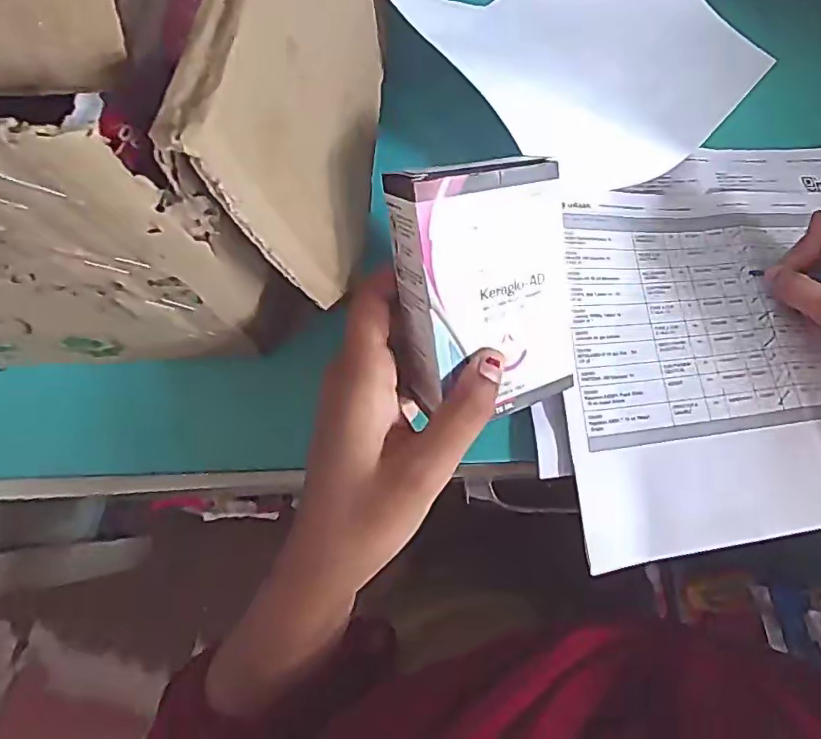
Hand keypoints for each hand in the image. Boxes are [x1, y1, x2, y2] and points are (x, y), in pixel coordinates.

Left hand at [207, 270, 501, 718]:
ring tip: (480, 315)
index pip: (371, 302)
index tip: (446, 255)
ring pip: (394, 340)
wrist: (324, 565)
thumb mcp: (426, 468)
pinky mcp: (365, 407)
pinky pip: (396, 364)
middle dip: (429, 294)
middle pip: (387, 314)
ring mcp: (356, 391)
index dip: (401, 271)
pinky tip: (462, 365)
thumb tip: (496, 357)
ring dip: (432, 326)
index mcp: (360, 377)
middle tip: (480, 283)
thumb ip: (463, 412)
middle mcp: (352, 374)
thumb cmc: (367, 516)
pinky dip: (426, 355)